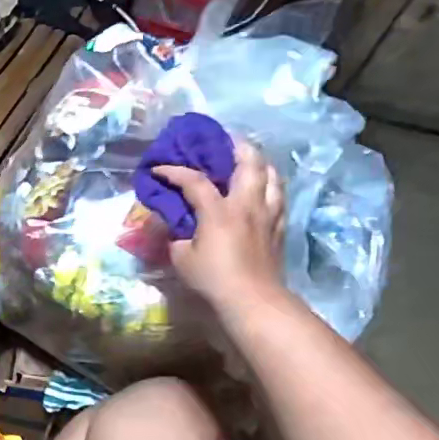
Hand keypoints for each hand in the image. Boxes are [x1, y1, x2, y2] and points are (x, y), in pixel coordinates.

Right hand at [158, 140, 286, 309]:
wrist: (251, 298)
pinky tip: (265, 189)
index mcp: (218, 210)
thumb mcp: (181, 259)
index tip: (159, 168)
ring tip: (248, 160)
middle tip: (223, 142)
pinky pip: (279, 195)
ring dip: (259, 162)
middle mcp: (246, 204)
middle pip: (249, 162)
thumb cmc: (212, 278)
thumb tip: (172, 226)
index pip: (194, 180)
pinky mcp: (279, 225)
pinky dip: (270, 185)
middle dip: (235, 146)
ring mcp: (268, 213)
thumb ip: (174, 237)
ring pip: (271, 174)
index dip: (174, 171)